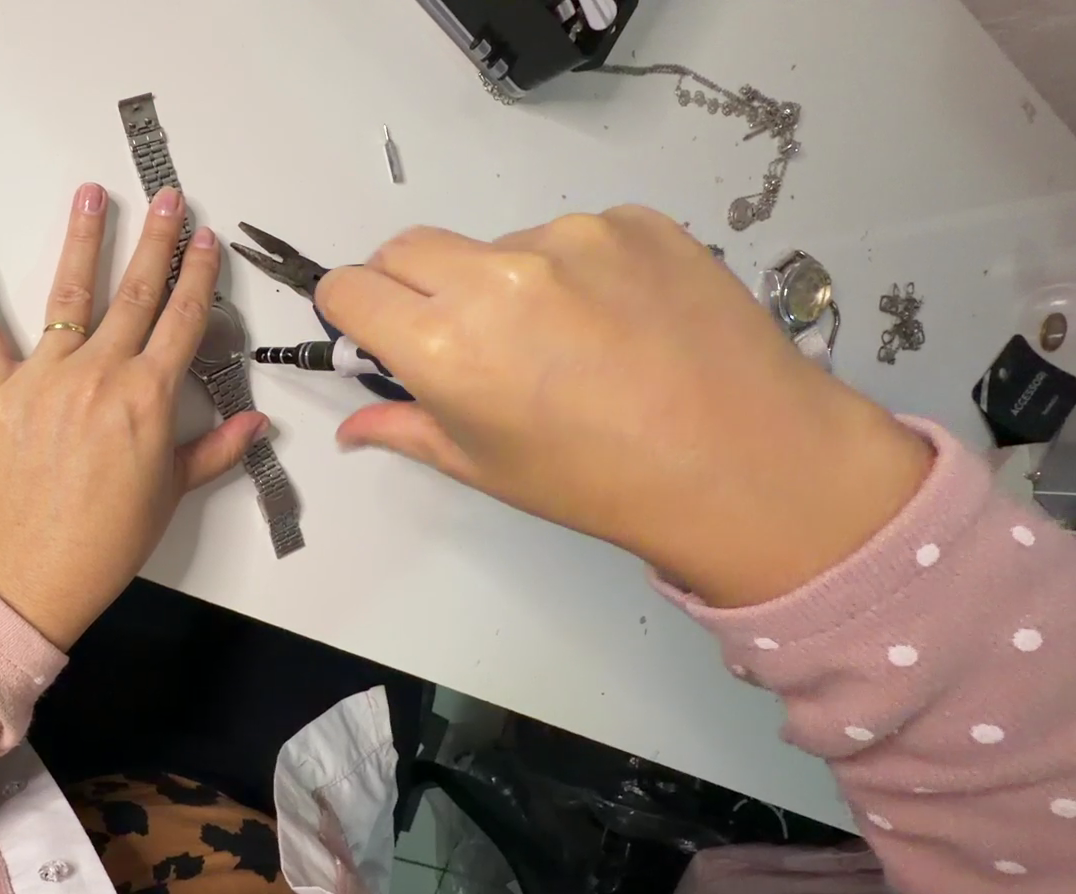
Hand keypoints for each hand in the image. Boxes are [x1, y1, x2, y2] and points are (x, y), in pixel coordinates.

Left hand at [0, 183, 266, 647]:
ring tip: (91, 195)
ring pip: (70, 298)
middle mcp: (101, 375)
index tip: (204, 240)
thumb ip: (214, 449)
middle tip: (165, 199)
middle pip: (135, 294)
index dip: (198, 275)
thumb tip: (256, 425)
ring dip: (83, 242)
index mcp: (149, 397)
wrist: (44, 569)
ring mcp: (48, 379)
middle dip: (154, 241)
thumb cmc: (111, 538)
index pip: (182, 319)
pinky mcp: (2, 394)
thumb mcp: (172, 491)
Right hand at [317, 207, 933, 607]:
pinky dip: (560, 270)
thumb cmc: (589, 479)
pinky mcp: (632, 220)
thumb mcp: (478, 463)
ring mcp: (569, 238)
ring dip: (489, 280)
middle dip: (402, 285)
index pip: (349, 288)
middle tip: (443, 332)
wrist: (742, 460)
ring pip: (487, 244)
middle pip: (404, 248)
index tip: (366, 331)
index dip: (346, 309)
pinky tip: (604, 318)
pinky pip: (563, 236)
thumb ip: (402, 427)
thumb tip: (352, 427)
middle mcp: (495, 277)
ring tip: (550, 337)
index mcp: (444, 346)